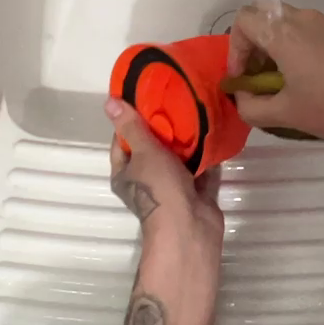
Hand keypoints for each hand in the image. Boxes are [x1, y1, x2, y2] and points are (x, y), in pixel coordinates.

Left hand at [105, 98, 223, 261]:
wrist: (189, 225)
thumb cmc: (159, 187)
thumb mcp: (143, 151)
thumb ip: (131, 126)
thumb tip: (109, 100)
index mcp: (125, 173)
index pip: (122, 141)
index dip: (130, 120)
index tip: (146, 98)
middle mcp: (146, 181)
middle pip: (152, 148)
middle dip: (164, 128)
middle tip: (176, 100)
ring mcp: (171, 187)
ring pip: (178, 159)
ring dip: (187, 141)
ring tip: (197, 111)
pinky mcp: (195, 192)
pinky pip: (200, 168)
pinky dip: (206, 155)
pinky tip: (214, 133)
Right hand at [225, 4, 323, 149]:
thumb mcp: (284, 114)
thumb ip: (251, 107)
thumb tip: (242, 98)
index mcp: (283, 32)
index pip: (244, 20)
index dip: (235, 48)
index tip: (241, 77)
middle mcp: (303, 18)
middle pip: (263, 16)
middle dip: (252, 44)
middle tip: (256, 76)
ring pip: (285, 22)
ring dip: (273, 45)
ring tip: (279, 80)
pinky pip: (306, 30)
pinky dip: (294, 46)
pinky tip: (305, 78)